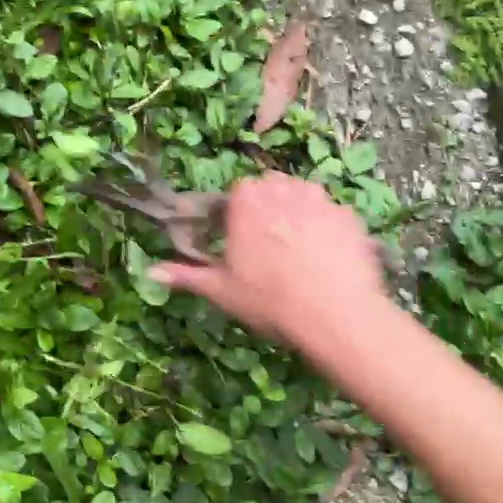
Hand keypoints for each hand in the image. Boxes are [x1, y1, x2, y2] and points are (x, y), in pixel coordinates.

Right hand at [150, 172, 388, 350]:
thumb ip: (186, 275)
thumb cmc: (269, 299)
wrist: (336, 315)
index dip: (238, 211)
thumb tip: (150, 272)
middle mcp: (284, 190)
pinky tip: (325, 258)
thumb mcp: (221, 290)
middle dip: (268, 206)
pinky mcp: (352, 218)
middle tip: (265, 243)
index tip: (237, 235)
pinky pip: (333, 215)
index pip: (239, 190)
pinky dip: (327, 229)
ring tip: (297, 249)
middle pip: (272, 187)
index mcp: (248, 201)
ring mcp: (322, 201)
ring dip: (297, 212)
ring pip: (304, 196)